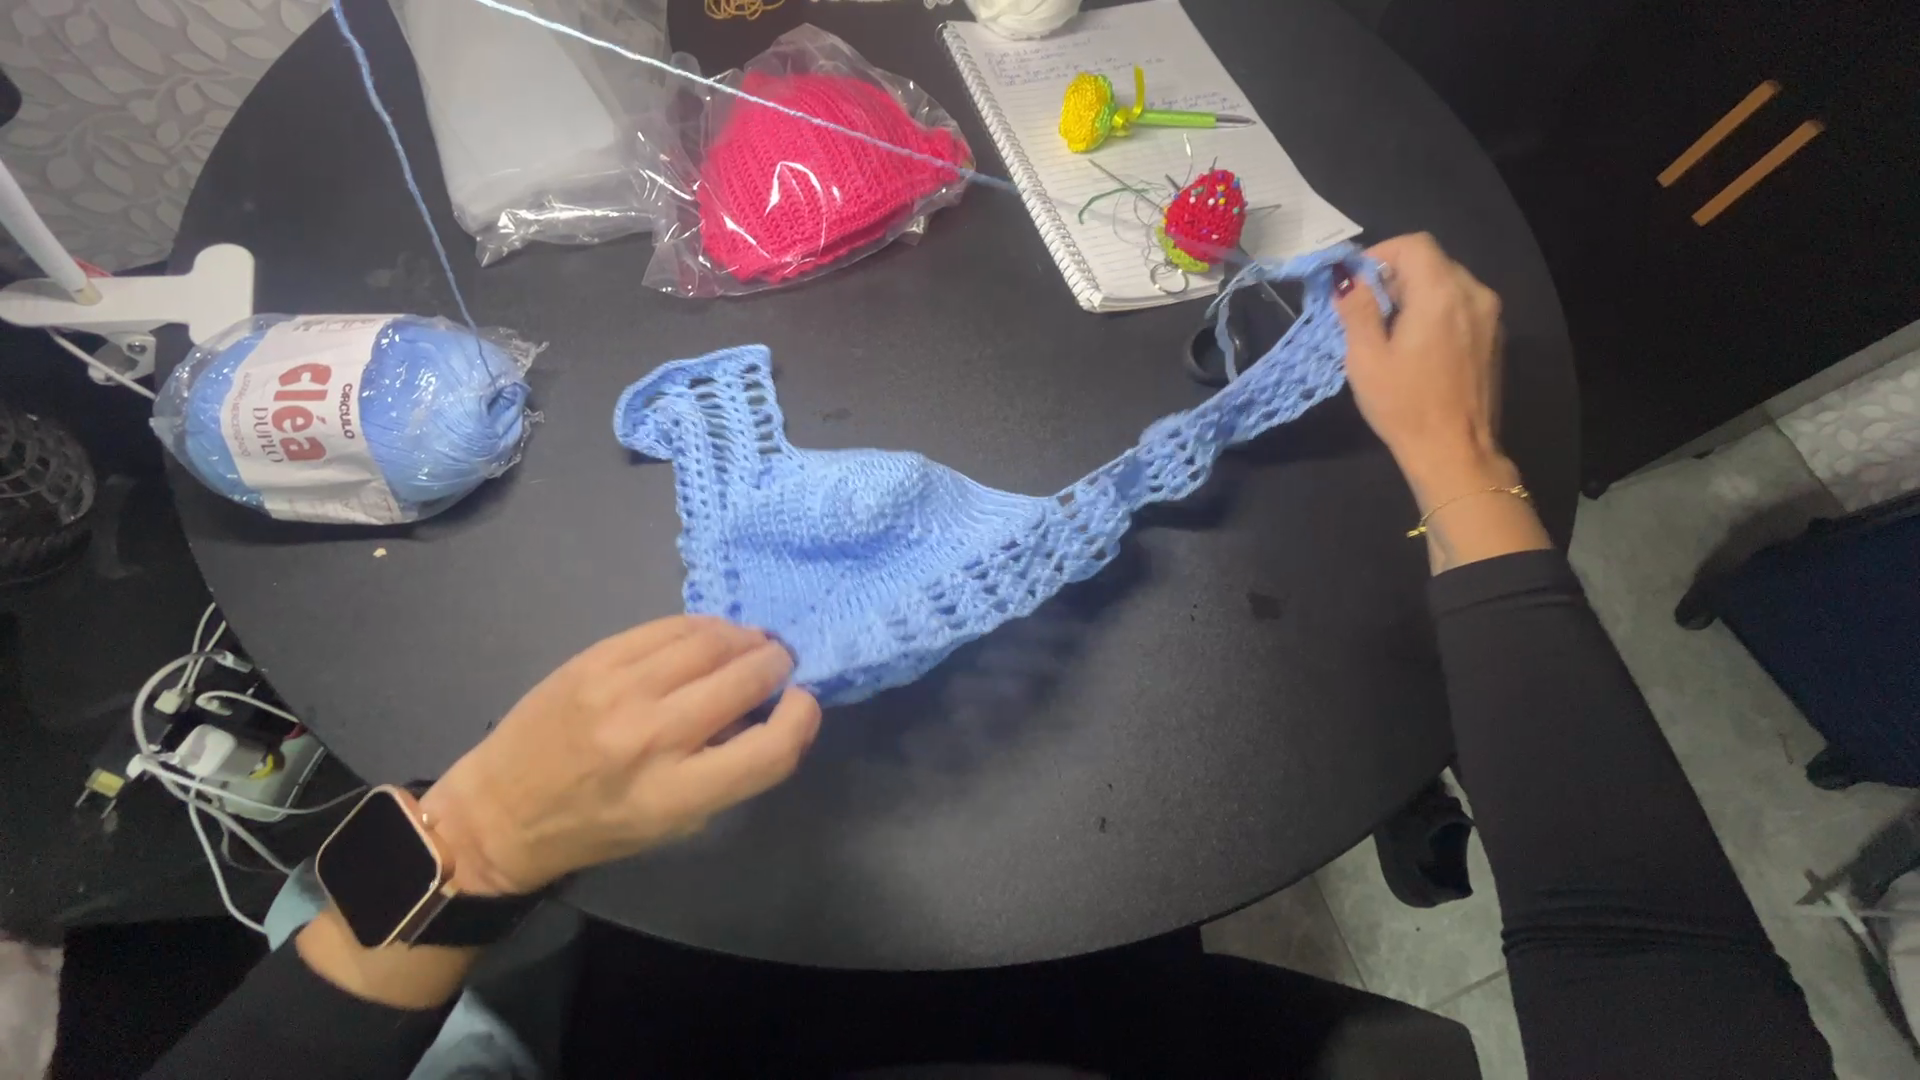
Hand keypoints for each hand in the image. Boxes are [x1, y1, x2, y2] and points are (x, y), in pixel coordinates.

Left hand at [419, 616, 820, 894]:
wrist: (500, 812)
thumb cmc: (598, 827)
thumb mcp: (677, 821)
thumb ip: (731, 767)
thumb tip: (772, 704)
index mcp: (676, 794)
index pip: (772, 747)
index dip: (803, 718)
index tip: (801, 702)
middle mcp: (652, 737)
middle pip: (748, 679)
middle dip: (777, 665)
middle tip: (779, 665)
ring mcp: (621, 690)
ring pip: (714, 641)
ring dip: (746, 639)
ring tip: (751, 645)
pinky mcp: (596, 659)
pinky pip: (673, 626)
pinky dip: (706, 628)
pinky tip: (711, 637)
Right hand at [1333, 232, 1512, 496]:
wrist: (1453, 449)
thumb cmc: (1402, 405)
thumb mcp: (1366, 358)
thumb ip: (1357, 310)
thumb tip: (1346, 278)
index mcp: (1441, 295)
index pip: (1413, 245)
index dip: (1379, 253)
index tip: (1353, 282)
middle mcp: (1474, 294)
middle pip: (1432, 261)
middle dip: (1394, 275)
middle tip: (1364, 309)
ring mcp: (1490, 315)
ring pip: (1447, 282)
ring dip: (1414, 293)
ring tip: (1387, 329)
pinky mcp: (1493, 335)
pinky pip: (1461, 304)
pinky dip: (1434, 309)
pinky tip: (1415, 344)